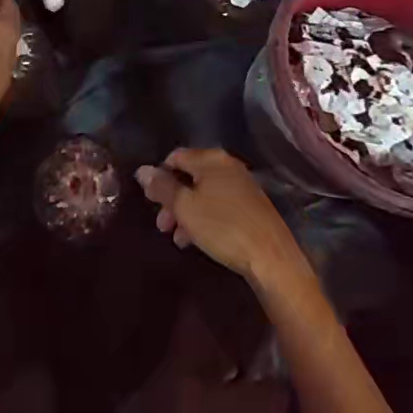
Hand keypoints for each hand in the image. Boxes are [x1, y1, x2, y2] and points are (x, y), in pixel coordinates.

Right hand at [136, 148, 304, 284]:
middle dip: (172, 199)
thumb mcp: (186, 208)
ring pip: (203, 193)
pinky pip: (218, 205)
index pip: (176, 156)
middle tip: (162, 226)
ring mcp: (241, 184)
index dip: (160, 176)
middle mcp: (227, 165)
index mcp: (211, 159)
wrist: (270, 255)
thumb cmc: (223, 227)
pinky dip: (204, 218)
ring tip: (177, 238)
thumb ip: (163, 188)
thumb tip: (142, 170)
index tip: (151, 202)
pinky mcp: (249, 205)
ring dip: (186, 213)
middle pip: (190, 176)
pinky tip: (196, 241)